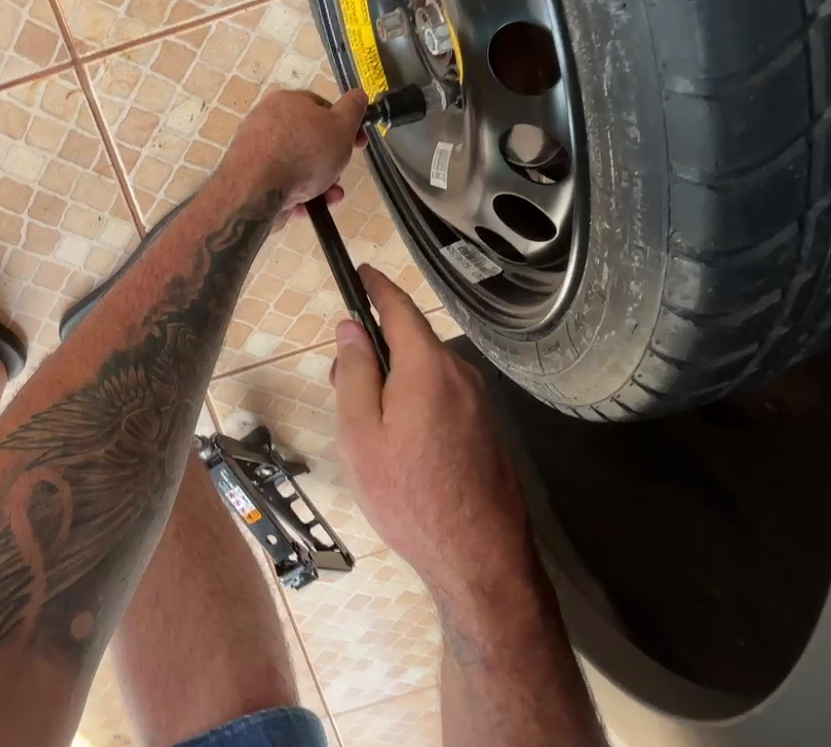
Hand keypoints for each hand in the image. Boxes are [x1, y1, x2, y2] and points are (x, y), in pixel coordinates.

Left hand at [224, 88, 365, 211]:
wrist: (258, 190)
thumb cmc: (305, 152)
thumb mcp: (341, 126)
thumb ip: (353, 109)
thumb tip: (358, 94)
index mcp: (287, 101)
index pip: (321, 107)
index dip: (344, 125)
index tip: (358, 143)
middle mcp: (267, 121)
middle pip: (309, 140)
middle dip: (330, 161)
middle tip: (339, 173)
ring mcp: (256, 150)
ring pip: (297, 165)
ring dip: (319, 182)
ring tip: (329, 196)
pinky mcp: (250, 177)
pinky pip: (281, 182)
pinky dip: (297, 194)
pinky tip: (307, 206)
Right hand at [330, 266, 532, 590]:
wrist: (479, 560)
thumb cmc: (408, 495)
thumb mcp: (360, 433)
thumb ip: (355, 373)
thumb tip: (352, 327)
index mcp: (428, 368)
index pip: (400, 308)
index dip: (376, 287)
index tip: (360, 271)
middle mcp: (461, 375)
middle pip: (412, 342)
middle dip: (376, 348)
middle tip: (343, 385)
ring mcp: (480, 404)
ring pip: (427, 372)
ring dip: (395, 379)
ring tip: (369, 425)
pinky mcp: (487, 430)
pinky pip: (444, 396)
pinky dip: (416, 399)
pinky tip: (402, 443)